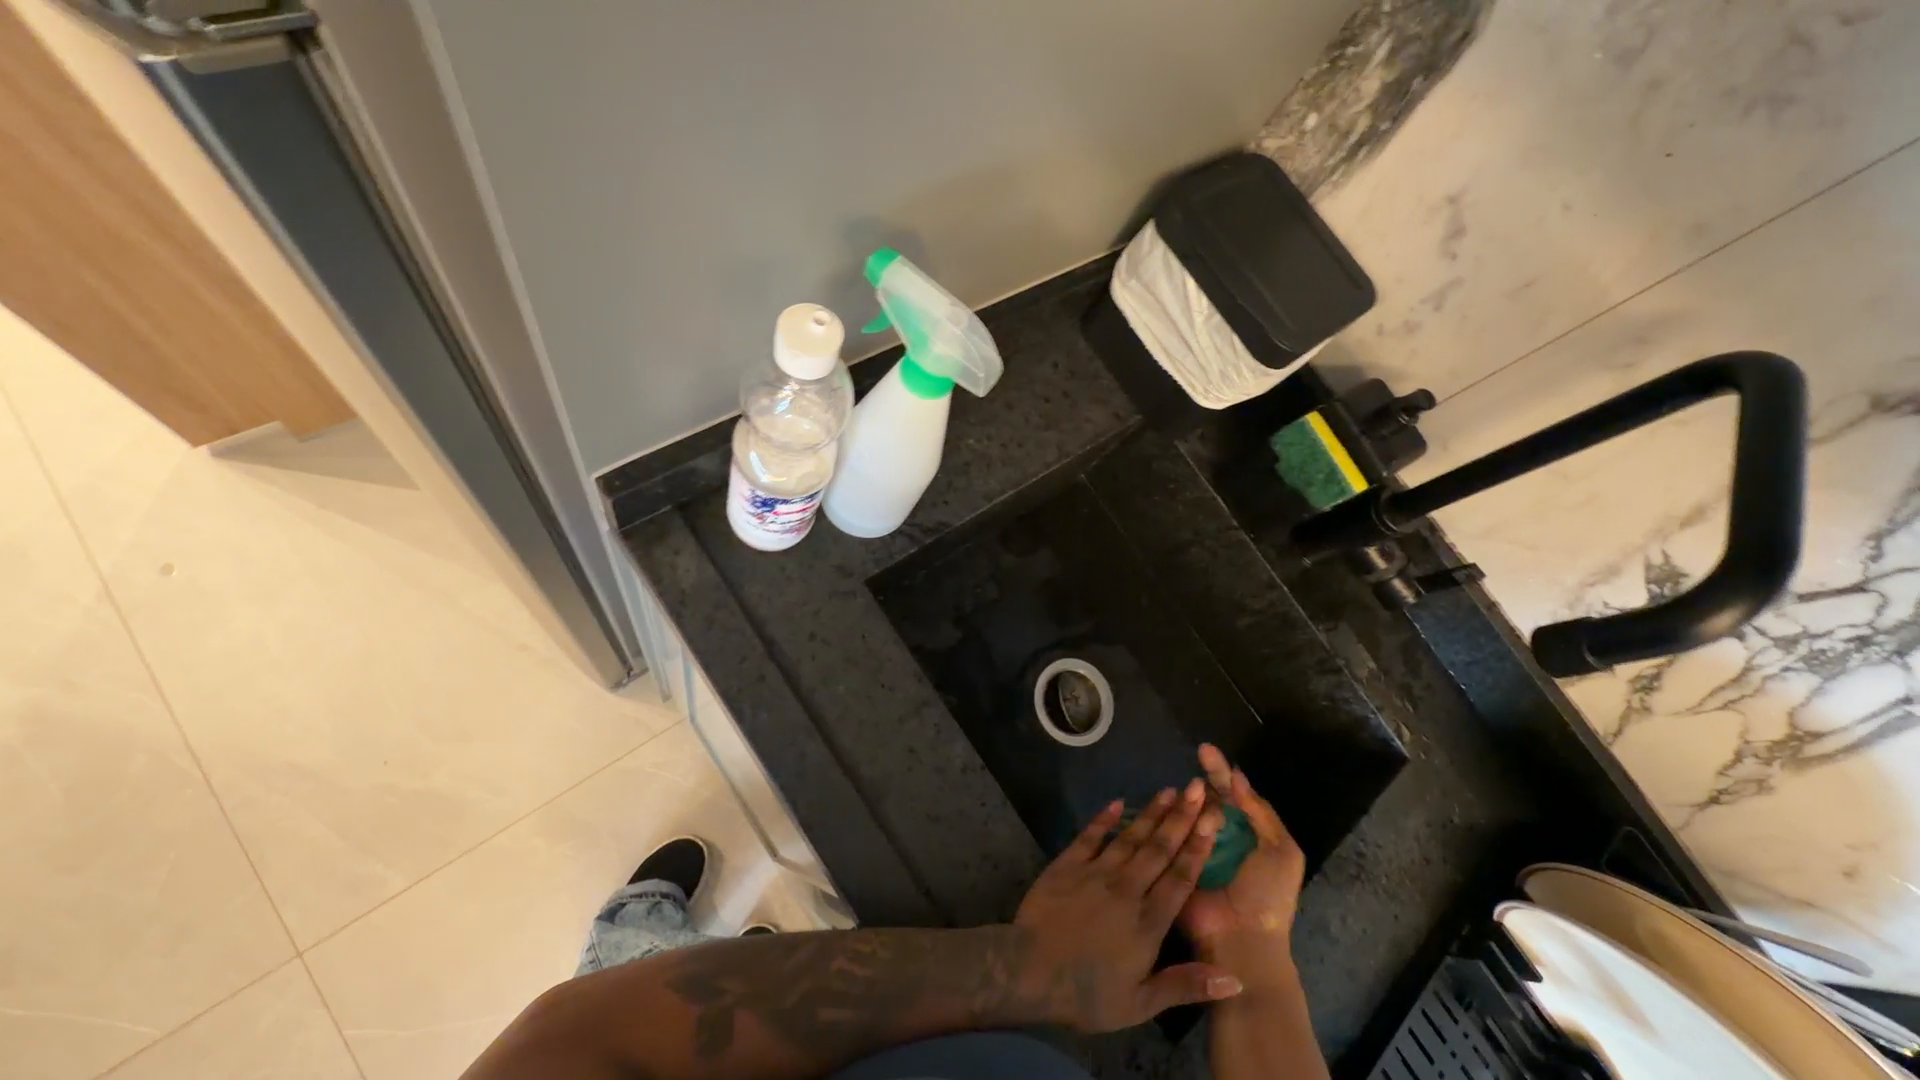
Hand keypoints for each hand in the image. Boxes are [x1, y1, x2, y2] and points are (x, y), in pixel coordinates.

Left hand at [1012, 781, 1244, 1031]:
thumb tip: (1235, 980)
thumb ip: (1185, 985)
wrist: (1029, 972)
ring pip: (1130, 838)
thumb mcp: (1140, 1003)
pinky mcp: (1067, 866)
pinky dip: (1104, 819)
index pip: (1181, 878)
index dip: (1198, 848)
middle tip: (1197, 788)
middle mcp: (1127, 889)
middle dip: (1181, 818)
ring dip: (1151, 813)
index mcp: (1149, 922)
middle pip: (1159, 849)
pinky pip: (1089, 837)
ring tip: (1169, 790)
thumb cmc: (1087, 993)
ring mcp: (1095, 873)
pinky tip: (1118, 802)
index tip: (1213, 820)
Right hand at [1178, 744, 1305, 956]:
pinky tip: (1164, 803)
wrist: (1242, 940)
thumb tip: (1238, 776)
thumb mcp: (1281, 851)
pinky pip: (1170, 837)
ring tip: (1186, 783)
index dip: (1222, 772)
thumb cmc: (1268, 897)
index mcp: (1250, 834)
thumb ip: (1261, 813)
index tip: (1206, 750)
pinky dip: (1168, 819)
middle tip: (1197, 753)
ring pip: (1190, 814)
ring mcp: (1196, 850)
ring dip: (1189, 797)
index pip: (1234, 796)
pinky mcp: (1174, 864)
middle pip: (1210, 800)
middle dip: (1205, 778)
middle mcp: (1222, 838)